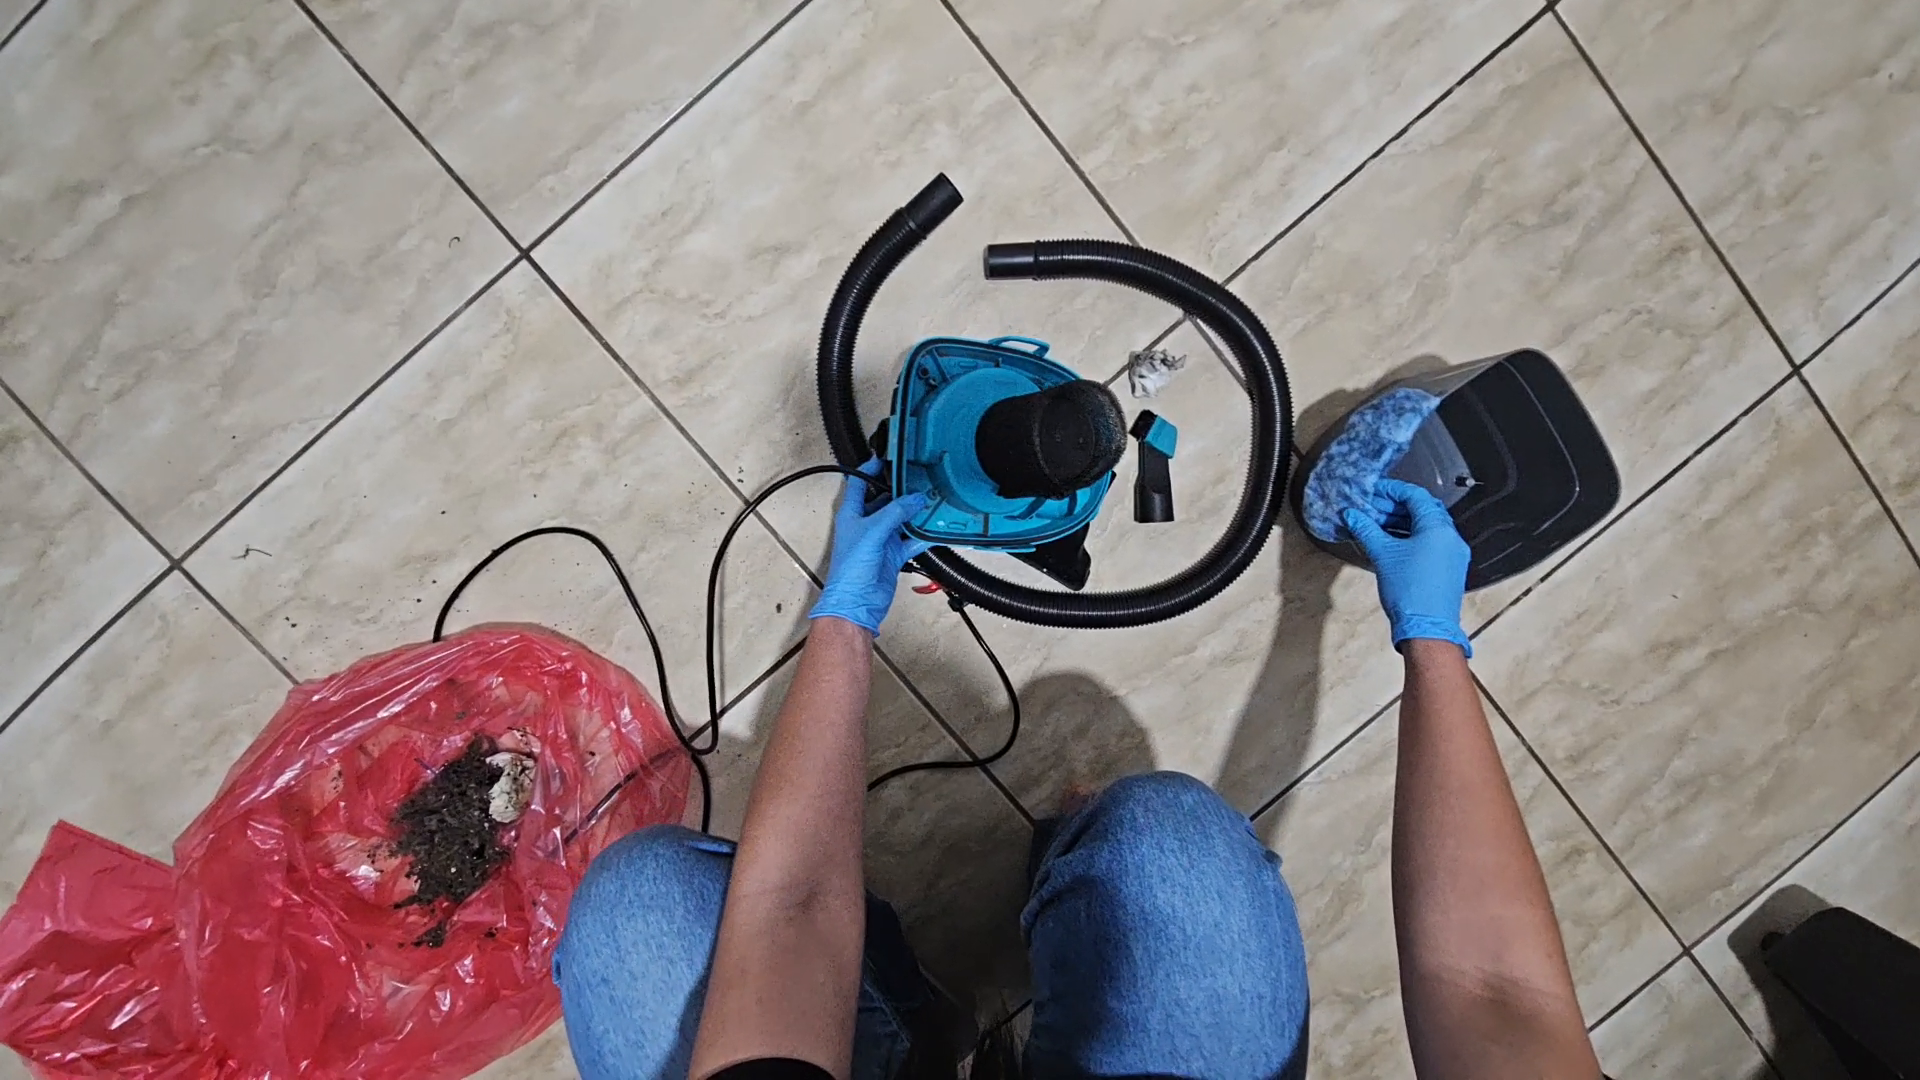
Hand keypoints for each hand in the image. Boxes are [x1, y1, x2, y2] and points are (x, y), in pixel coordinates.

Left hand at [809, 459, 931, 634]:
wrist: (857, 602)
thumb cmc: (851, 569)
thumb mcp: (872, 532)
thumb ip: (895, 512)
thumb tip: (915, 498)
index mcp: (852, 514)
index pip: (858, 483)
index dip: (870, 468)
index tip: (887, 456)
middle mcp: (866, 524)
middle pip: (884, 500)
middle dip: (901, 490)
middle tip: (919, 478)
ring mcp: (880, 540)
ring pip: (900, 519)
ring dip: (914, 512)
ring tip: (931, 500)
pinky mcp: (892, 555)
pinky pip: (910, 542)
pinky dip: (921, 537)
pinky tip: (933, 530)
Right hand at [1342, 478, 1471, 656]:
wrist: (1426, 626)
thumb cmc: (1408, 589)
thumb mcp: (1382, 555)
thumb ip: (1366, 530)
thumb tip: (1351, 514)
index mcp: (1438, 529)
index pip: (1416, 497)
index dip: (1393, 490)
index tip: (1373, 489)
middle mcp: (1451, 537)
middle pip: (1424, 510)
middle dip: (1396, 505)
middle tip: (1371, 506)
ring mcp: (1452, 553)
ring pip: (1427, 527)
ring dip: (1402, 521)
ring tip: (1376, 523)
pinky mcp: (1449, 567)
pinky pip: (1430, 542)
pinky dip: (1410, 536)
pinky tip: (1390, 541)